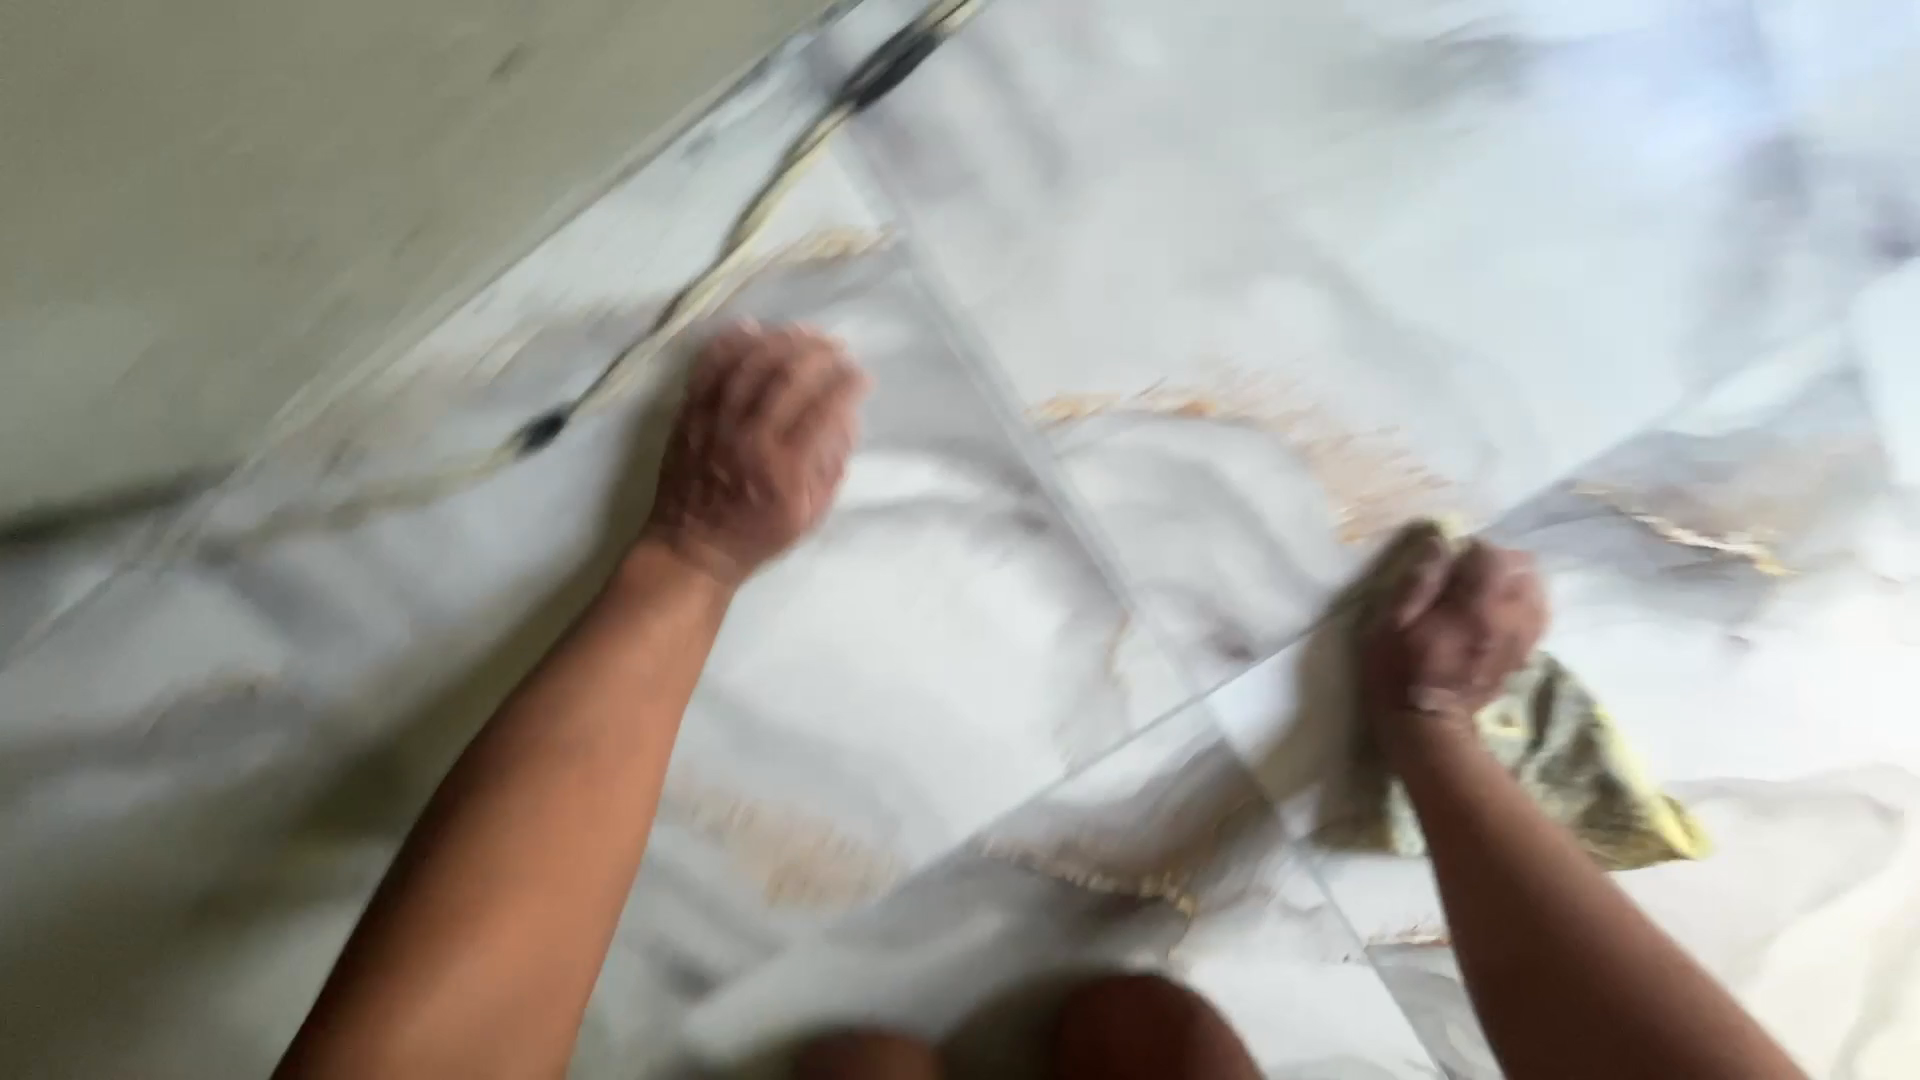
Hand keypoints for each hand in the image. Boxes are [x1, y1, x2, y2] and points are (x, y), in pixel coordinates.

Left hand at [641, 323, 869, 586]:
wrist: (691, 547)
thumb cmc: (759, 535)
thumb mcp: (812, 514)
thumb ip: (832, 464)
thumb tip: (847, 416)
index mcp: (786, 470)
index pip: (825, 410)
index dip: (849, 384)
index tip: (862, 376)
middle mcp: (750, 439)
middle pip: (788, 376)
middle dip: (821, 354)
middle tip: (838, 348)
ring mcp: (715, 422)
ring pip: (750, 363)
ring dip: (783, 339)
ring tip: (806, 334)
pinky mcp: (690, 414)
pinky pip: (709, 366)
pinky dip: (732, 342)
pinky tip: (754, 328)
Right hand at [1357, 534, 1547, 754]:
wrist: (1427, 722)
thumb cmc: (1398, 669)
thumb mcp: (1391, 623)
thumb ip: (1418, 582)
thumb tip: (1438, 545)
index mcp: (1474, 608)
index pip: (1492, 556)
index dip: (1468, 549)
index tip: (1446, 559)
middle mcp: (1509, 619)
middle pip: (1524, 568)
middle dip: (1496, 560)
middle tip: (1465, 571)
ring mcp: (1522, 637)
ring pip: (1536, 589)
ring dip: (1511, 580)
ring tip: (1481, 588)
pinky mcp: (1524, 652)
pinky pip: (1537, 613)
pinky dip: (1521, 602)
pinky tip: (1495, 609)